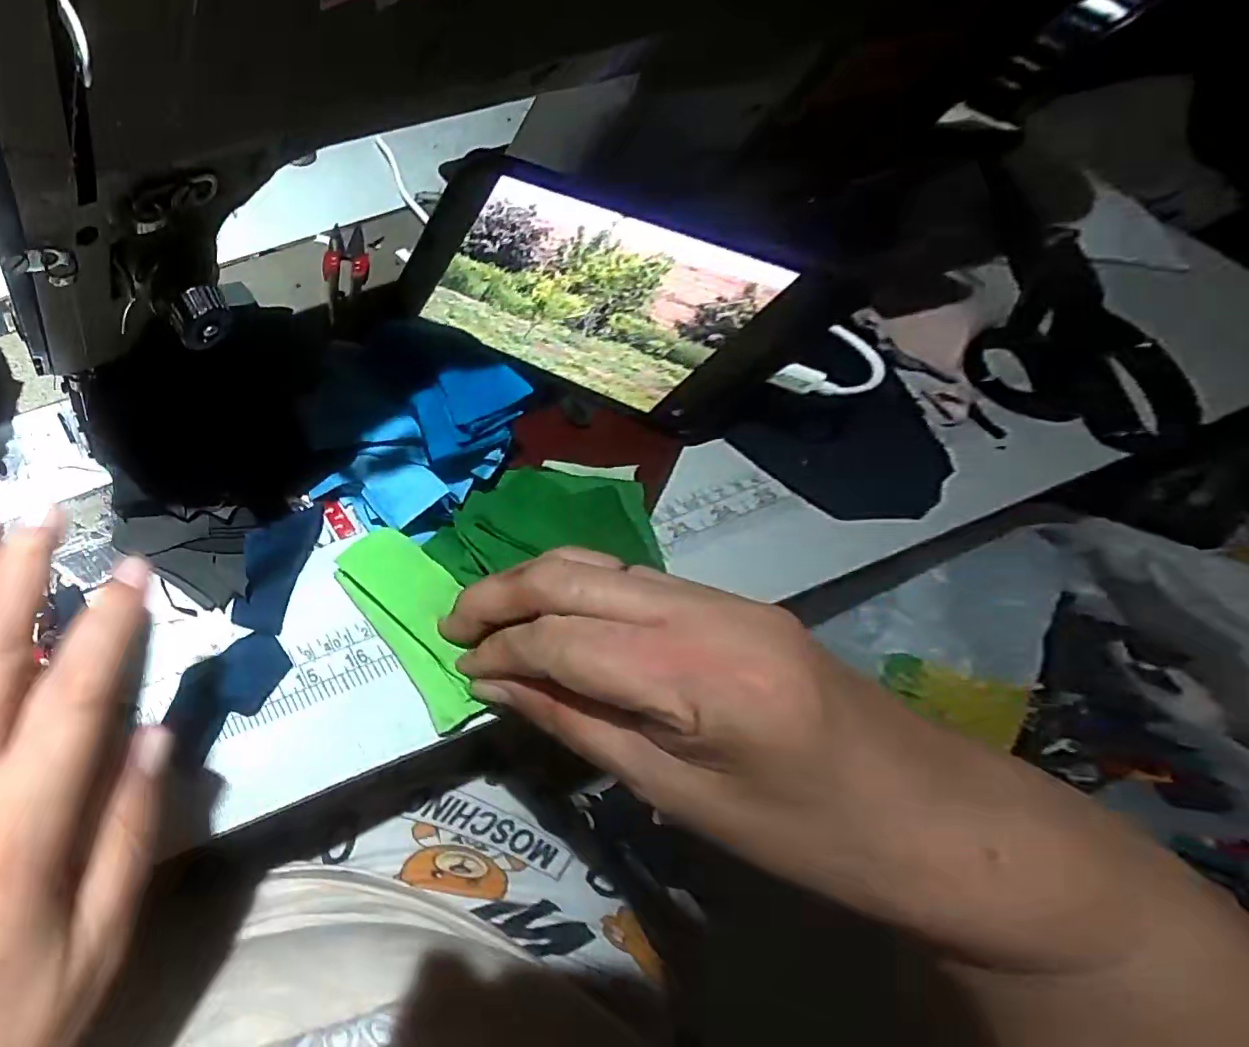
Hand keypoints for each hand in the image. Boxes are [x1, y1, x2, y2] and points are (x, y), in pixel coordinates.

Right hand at [439, 548, 918, 912]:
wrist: (947, 822)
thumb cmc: (808, 837)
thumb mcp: (676, 795)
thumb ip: (575, 723)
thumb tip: (495, 684)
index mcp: (699, 675)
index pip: (562, 640)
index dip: (500, 651)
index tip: (460, 669)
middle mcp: (706, 611)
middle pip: (569, 575)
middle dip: (496, 594)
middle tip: (451, 624)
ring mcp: (721, 595)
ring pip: (594, 562)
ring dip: (528, 583)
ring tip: (485, 615)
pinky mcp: (728, 598)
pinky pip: (625, 576)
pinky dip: (570, 587)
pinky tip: (547, 614)